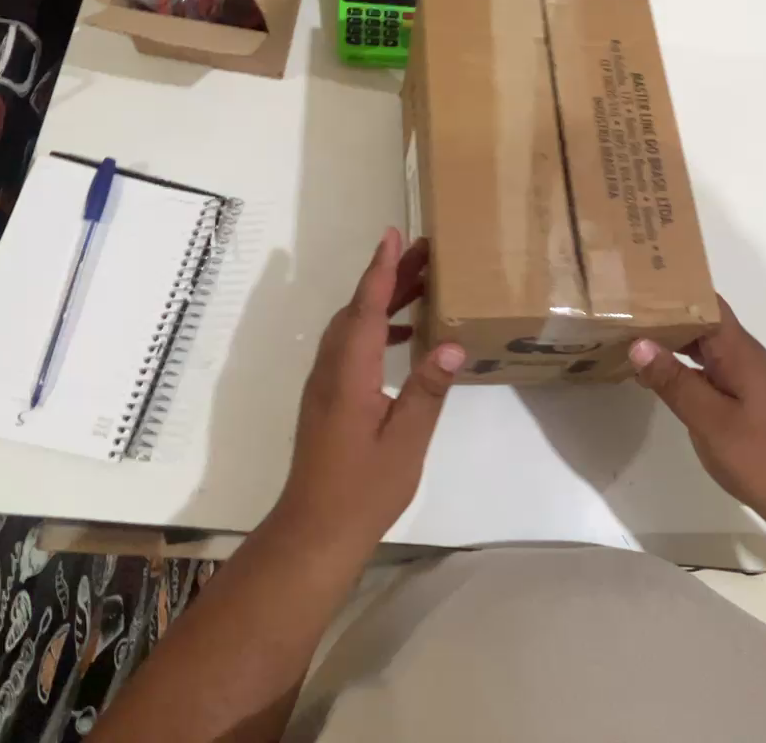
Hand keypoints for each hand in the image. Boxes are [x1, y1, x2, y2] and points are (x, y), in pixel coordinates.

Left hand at [273, 228, 464, 550]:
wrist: (314, 530)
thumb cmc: (363, 489)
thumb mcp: (405, 442)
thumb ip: (426, 391)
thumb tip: (451, 345)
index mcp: (349, 375)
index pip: (366, 309)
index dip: (381, 271)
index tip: (394, 235)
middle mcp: (331, 371)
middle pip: (358, 310)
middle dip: (387, 276)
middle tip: (422, 251)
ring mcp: (325, 385)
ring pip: (352, 327)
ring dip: (381, 300)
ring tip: (420, 284)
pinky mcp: (327, 399)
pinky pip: (350, 346)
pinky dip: (375, 327)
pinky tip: (402, 336)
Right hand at [630, 297, 765, 520]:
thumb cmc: (760, 456)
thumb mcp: (710, 420)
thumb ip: (674, 381)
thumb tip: (638, 343)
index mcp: (738, 350)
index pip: (705, 302)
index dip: (673, 289)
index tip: (636, 285)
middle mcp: (741, 354)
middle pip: (700, 319)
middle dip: (663, 312)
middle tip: (620, 309)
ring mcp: (741, 375)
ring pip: (701, 344)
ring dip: (669, 339)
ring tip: (627, 335)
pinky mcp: (738, 395)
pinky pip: (704, 367)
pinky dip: (678, 364)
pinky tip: (652, 374)